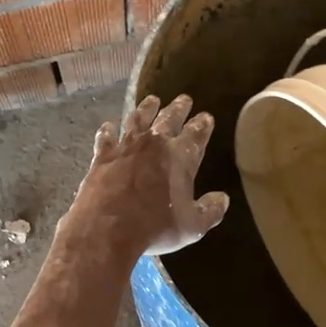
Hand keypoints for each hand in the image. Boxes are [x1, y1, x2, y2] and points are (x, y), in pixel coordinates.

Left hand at [72, 94, 228, 256]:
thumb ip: (210, 210)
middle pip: (169, 117)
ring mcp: (127, 146)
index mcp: (182, 156)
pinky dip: (108, 131)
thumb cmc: (156, 228)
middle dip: (179, 107)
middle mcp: (155, 143)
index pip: (197, 133)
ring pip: (138, 118)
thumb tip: (222, 199)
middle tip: (184, 99)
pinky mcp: (103, 155)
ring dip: (146, 108)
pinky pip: (106, 137)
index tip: (206, 117)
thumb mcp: (193, 226)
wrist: (107, 227)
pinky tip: (108, 126)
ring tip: (152, 100)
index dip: (203, 124)